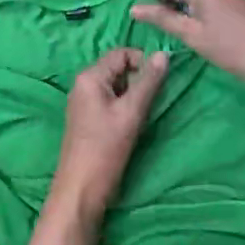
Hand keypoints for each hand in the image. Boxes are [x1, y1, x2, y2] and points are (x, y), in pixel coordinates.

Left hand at [51, 48, 168, 215]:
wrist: (80, 191)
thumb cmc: (106, 149)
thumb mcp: (131, 112)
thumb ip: (149, 82)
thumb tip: (164, 53)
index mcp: (89, 76)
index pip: (122, 53)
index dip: (143, 61)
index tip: (159, 82)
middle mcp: (83, 83)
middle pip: (118, 68)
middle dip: (139, 80)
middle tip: (152, 101)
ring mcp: (83, 101)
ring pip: (116, 86)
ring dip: (133, 95)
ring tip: (142, 115)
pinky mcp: (87, 118)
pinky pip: (110, 100)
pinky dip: (124, 106)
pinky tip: (131, 124)